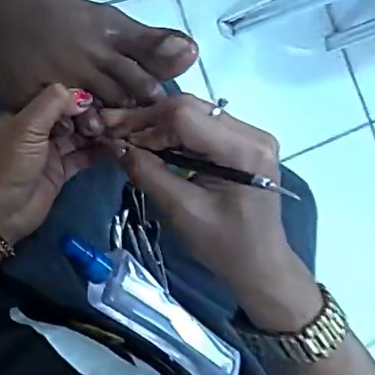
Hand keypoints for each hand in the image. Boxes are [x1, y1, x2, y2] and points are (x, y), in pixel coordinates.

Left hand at [0, 84, 102, 245]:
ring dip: (96, 131)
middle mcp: (36, 130)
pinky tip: (115, 144)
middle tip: (107, 119)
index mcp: (22, 115)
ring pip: (78, 135)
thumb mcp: (26, 126)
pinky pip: (82, 155)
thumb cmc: (10, 165)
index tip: (98, 99)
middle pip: (68, 115)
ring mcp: (49, 151)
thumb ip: (53, 104)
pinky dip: (97, 150)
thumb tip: (82, 97)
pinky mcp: (60, 171)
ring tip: (117, 128)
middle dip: (89, 115)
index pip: (54, 98)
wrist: (1, 213)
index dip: (76, 97)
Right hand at [101, 94, 318, 328]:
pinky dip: (171, 132)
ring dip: (157, 124)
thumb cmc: (225, 245)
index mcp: (244, 151)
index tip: (115, 138)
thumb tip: (115, 145)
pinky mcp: (242, 143)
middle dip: (147, 119)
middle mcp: (252, 134)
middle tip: (113, 132)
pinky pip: (200, 125)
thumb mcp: (182, 210)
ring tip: (127, 138)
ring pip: (192, 112)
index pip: (185, 116)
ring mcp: (249, 136)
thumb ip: (149, 173)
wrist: (261, 267)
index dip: (145, 123)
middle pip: (189, 108)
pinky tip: (150, 143)